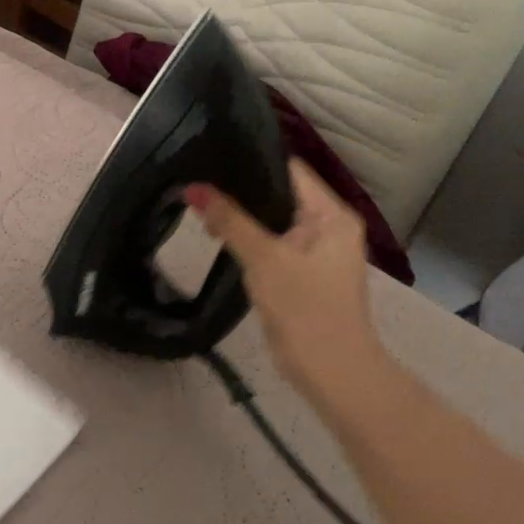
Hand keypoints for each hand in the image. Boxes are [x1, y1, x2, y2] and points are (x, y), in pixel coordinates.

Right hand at [184, 160, 389, 404]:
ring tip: (197, 202)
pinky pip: (267, 241)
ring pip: (269, 218)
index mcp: (332, 215)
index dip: (251, 159)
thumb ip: (228, 220)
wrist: (331, 370)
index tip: (209, 152)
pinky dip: (244, 236)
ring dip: (238, 214)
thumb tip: (191, 187)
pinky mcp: (298, 271)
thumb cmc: (306, 307)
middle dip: (238, 188)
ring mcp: (313, 250)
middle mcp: (327, 226)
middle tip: (194, 176)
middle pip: (277, 192)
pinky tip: (214, 232)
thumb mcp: (264, 258)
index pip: (289, 170)